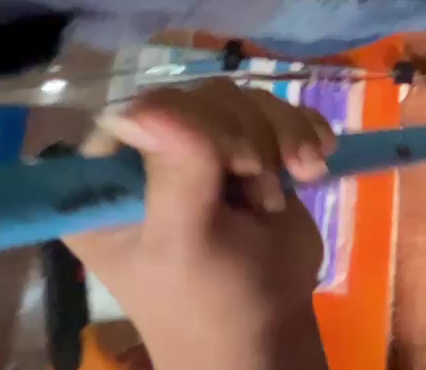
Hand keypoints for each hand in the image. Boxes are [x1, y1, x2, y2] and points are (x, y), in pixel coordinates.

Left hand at [65, 78, 337, 369]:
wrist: (269, 325)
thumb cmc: (209, 299)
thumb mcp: (185, 242)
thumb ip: (174, 174)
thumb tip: (145, 107)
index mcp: (109, 184)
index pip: (142, 113)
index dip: (194, 121)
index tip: (234, 159)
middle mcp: (153, 161)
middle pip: (208, 100)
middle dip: (252, 133)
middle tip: (267, 177)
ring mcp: (209, 154)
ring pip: (251, 101)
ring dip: (287, 132)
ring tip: (303, 172)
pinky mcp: (257, 153)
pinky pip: (284, 111)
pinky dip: (308, 129)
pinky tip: (316, 161)